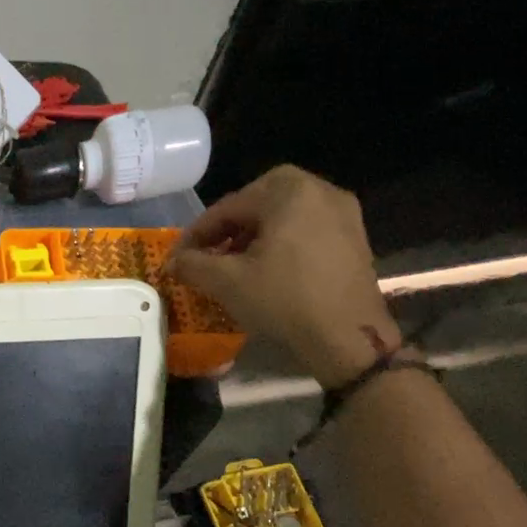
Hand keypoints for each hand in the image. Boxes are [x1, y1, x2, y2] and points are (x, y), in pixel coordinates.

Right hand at [169, 165, 401, 387]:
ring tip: (234, 265)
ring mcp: (343, 213)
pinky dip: (280, 243)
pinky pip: (305, 229)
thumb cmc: (283, 300)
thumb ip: (193, 264)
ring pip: (284, 215)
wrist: (346, 335)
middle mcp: (320, 190)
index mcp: (288, 192)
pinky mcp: (353, 238)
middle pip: (260, 202)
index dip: (196, 233)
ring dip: (253, 235)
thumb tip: (173, 261)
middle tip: (208, 254)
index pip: (228, 206)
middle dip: (229, 227)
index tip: (176, 258)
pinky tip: (266, 271)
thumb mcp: (226, 282)